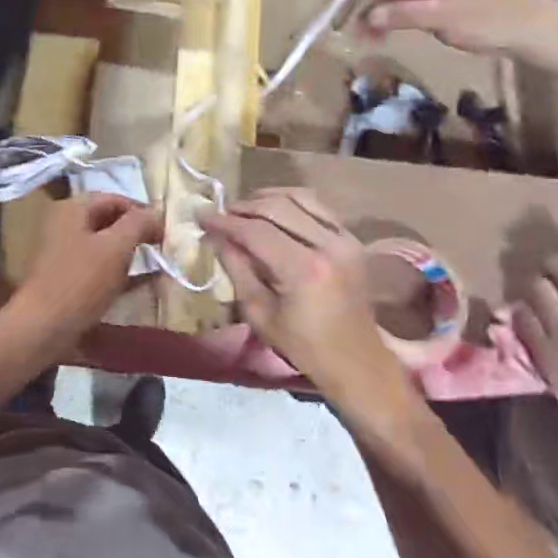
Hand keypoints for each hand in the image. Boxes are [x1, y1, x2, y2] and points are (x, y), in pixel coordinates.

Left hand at [9, 194, 160, 342]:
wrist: (44, 327)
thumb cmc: (82, 281)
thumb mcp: (116, 247)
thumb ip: (139, 223)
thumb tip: (158, 212)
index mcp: (72, 208)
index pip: (115, 199)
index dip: (142, 211)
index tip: (165, 231)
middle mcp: (63, 224)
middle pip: (108, 220)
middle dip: (136, 231)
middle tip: (161, 247)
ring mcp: (62, 252)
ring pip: (103, 244)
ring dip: (128, 252)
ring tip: (154, 264)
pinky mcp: (65, 277)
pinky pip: (97, 266)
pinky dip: (118, 270)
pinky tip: (139, 283)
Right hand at [199, 188, 396, 394]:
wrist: (356, 360)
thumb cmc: (303, 346)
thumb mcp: (259, 313)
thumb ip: (237, 269)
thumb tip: (216, 237)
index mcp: (305, 270)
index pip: (256, 231)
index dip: (225, 221)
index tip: (201, 215)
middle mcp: (329, 245)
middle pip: (278, 207)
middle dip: (243, 207)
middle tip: (220, 212)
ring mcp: (345, 238)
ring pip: (300, 197)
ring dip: (267, 198)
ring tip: (244, 208)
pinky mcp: (352, 238)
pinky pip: (318, 206)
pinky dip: (292, 202)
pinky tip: (273, 210)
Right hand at [332, 0, 555, 53]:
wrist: (529, 29)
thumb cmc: (489, 19)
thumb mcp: (443, 18)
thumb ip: (405, 15)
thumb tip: (370, 17)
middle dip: (365, 0)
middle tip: (347, 24)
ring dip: (380, 16)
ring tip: (367, 41)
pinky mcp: (447, 6)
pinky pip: (410, 9)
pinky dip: (395, 21)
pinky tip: (390, 37)